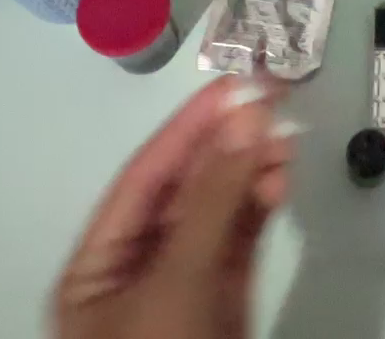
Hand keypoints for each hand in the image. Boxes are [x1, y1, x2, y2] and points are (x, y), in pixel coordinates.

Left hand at [55, 78, 293, 338]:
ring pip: (218, 208)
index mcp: (98, 264)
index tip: (234, 84)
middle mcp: (138, 265)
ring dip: (250, 169)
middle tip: (271, 97)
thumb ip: (213, 199)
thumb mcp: (177, 285)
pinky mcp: (223, 300)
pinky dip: (261, 205)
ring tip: (285, 137)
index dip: (189, 126)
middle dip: (226, 142)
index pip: (145, 175)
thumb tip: (247, 117)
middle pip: (185, 186)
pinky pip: (241, 238)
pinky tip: (281, 176)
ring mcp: (184, 283)